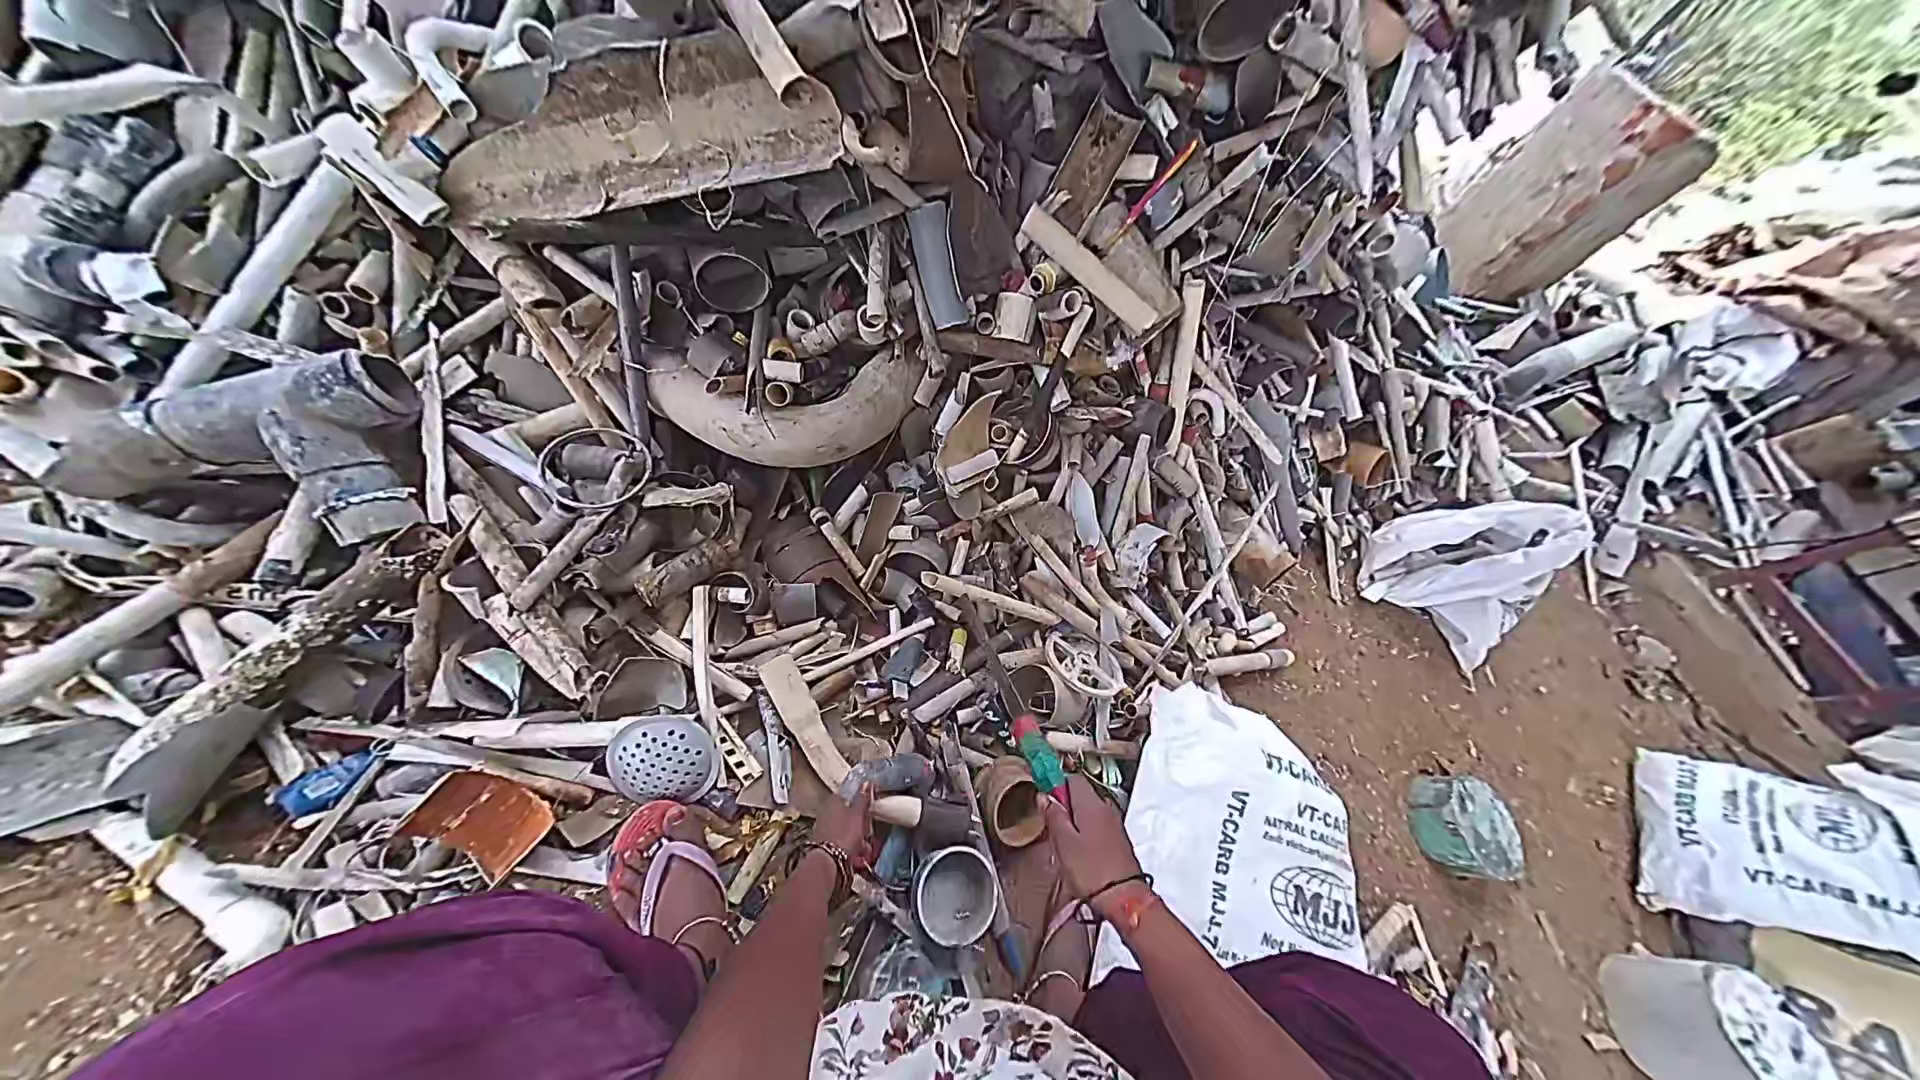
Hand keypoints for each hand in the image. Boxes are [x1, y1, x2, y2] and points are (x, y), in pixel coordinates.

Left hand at [813, 782, 872, 862]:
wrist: (828, 862)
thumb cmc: (845, 834)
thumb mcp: (858, 814)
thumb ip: (862, 798)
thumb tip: (866, 782)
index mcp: (833, 800)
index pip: (849, 794)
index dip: (861, 801)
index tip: (870, 810)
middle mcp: (825, 811)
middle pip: (848, 812)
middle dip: (860, 822)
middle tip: (868, 832)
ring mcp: (823, 827)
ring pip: (845, 828)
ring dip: (857, 836)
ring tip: (865, 848)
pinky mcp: (824, 842)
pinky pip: (841, 840)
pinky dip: (849, 845)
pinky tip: (857, 854)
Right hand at [1041, 774, 1143, 918]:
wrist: (1123, 899)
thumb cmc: (1093, 872)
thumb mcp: (1064, 842)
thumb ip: (1053, 815)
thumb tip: (1044, 797)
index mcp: (1091, 803)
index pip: (1071, 777)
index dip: (1054, 782)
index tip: (1042, 793)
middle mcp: (1105, 807)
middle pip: (1080, 792)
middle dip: (1063, 802)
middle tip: (1050, 821)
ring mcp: (1113, 823)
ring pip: (1088, 808)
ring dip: (1074, 817)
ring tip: (1062, 839)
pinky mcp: (1117, 838)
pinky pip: (1097, 823)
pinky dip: (1084, 829)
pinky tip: (1077, 848)